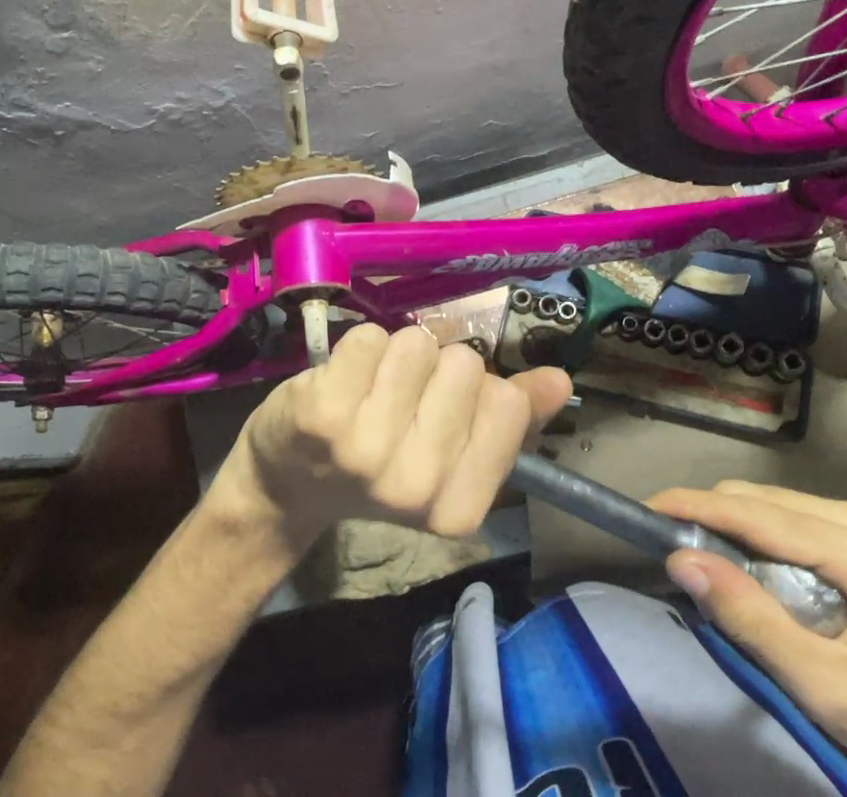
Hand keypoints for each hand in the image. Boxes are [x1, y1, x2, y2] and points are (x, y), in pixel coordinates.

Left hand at [211, 324, 572, 542]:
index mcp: (458, 508)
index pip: (506, 404)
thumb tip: (560, 380)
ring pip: (418, 344)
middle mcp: (415, 485)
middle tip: (399, 405)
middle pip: (465, 367)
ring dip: (396, 355)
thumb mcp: (449, 455)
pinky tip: (340, 382)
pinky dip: (358, 347)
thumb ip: (510, 420)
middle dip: (436, 370)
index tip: (442, 416)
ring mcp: (365, 449)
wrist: (286, 484)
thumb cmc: (375, 465)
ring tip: (370, 393)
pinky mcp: (321, 413)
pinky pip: (370, 338)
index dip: (478, 393)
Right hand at [647, 482, 846, 795]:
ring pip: (768, 502)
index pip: (762, 516)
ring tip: (697, 563)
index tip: (646, 508)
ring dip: (725, 525)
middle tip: (668, 553)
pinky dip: (749, 533)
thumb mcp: (821, 683)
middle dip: (707, 516)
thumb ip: (751, 620)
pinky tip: (739, 566)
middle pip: (760, 499)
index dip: (698, 507)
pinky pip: (784, 516)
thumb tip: (681, 561)